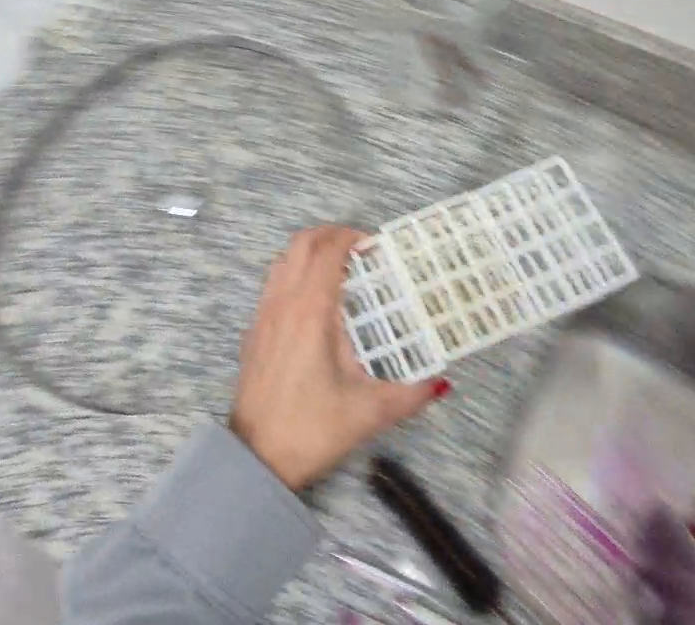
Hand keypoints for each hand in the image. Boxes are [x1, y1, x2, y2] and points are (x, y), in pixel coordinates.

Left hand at [229, 225, 448, 489]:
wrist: (256, 457)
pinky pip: (272, 284)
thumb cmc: (313, 429)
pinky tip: (313, 304)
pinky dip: (292, 275)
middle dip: (329, 236)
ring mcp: (262, 315)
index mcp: (311, 311)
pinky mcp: (253, 332)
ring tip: (337, 270)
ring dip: (308, 253)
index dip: (350, 237)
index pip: (327, 251)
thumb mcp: (370, 412)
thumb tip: (441, 382)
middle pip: (300, 243)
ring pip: (281, 261)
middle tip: (358, 249)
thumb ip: (412, 393)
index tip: (374, 245)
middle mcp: (282, 303)